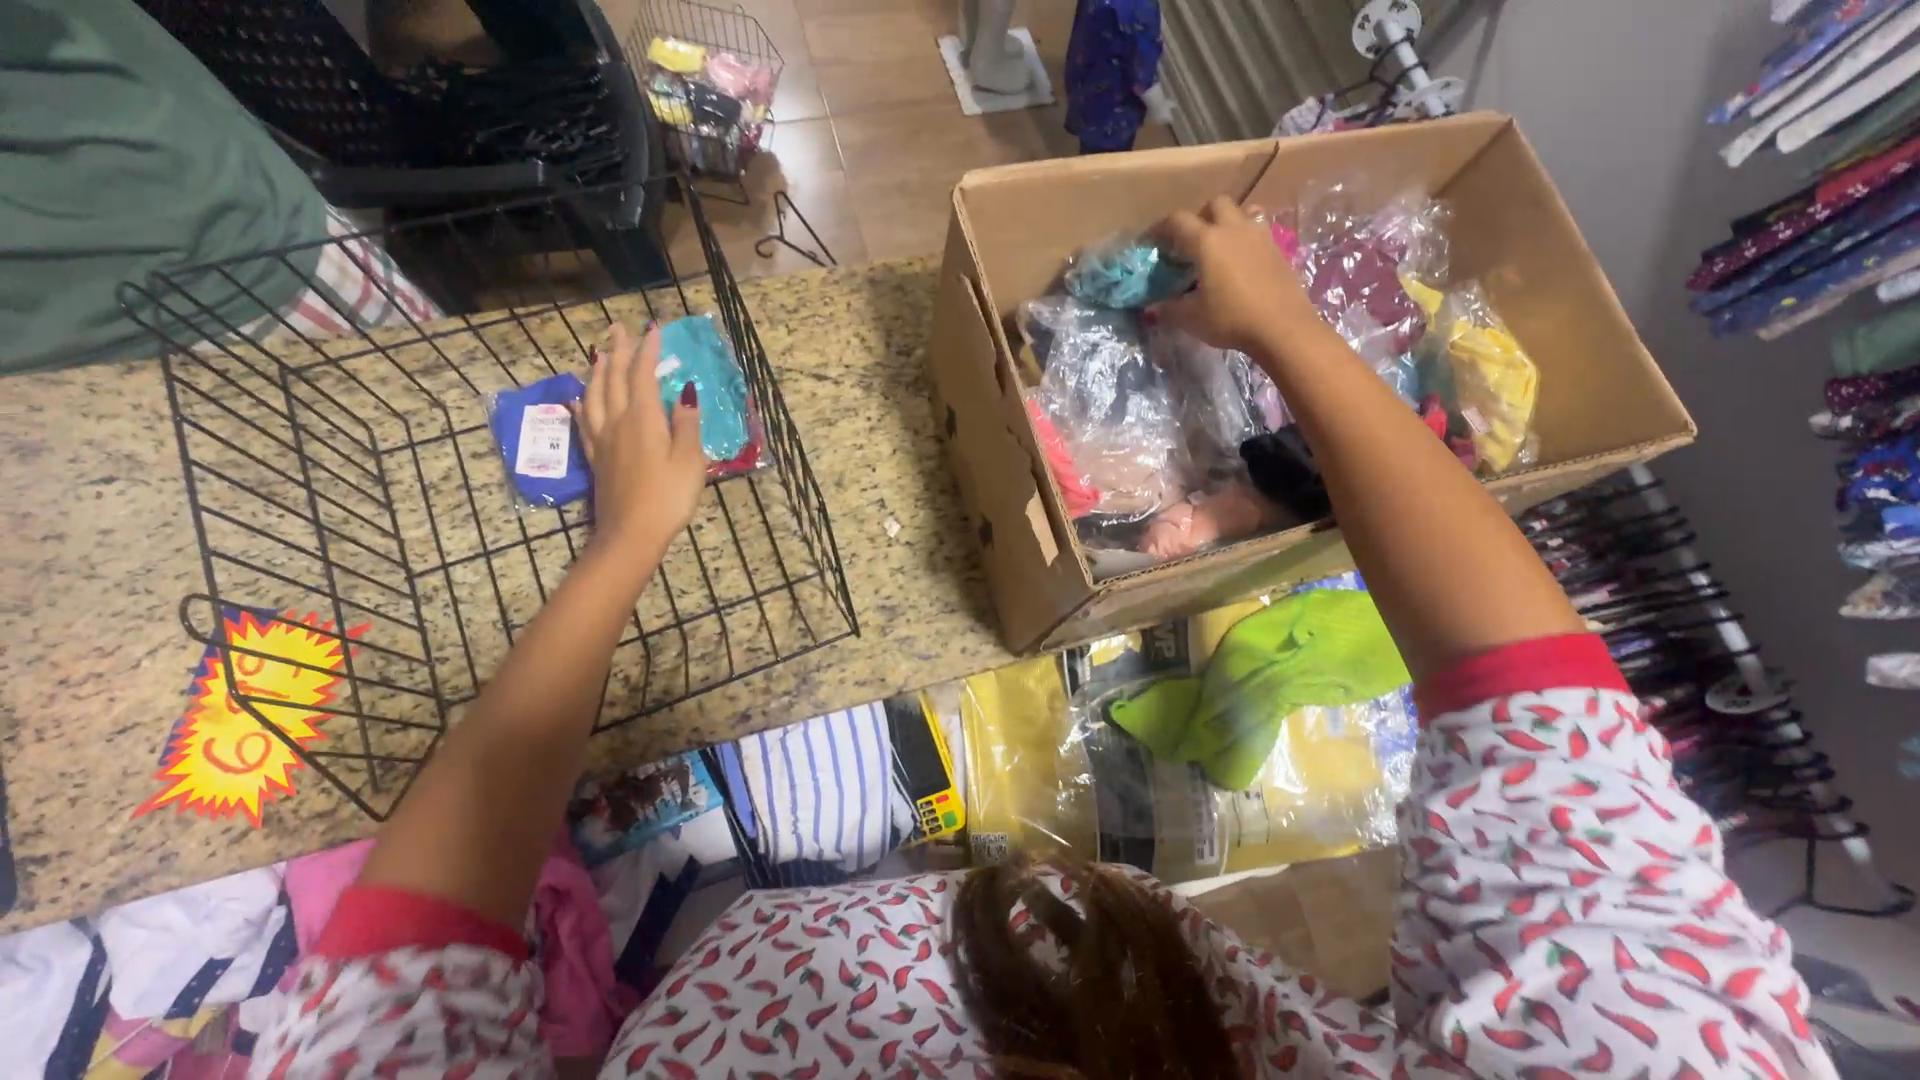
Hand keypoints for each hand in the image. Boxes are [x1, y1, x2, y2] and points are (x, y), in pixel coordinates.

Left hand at [573, 321, 707, 559]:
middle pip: (615, 378)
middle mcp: (617, 421)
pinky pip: (584, 421)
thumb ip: (687, 424)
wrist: (631, 534)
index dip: (648, 350)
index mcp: (643, 419)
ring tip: (599, 354)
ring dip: (598, 371)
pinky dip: (582, 403)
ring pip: (595, 395)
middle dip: (619, 351)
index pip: (643, 375)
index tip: (653, 328)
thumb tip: (685, 393)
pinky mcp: (596, 458)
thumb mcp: (690, 461)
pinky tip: (579, 398)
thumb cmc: (668, 497)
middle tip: (618, 328)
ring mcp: (602, 440)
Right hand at [1151, 196, 1318, 353]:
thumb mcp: (1192, 318)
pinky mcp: (1278, 250)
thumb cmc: (1231, 319)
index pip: (1177, 221)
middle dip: (1199, 217)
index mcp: (1206, 241)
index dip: (1159, 228)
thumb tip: (1150, 309)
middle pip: (1214, 204)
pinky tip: (1242, 263)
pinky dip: (1245, 240)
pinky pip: (1258, 231)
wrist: (1283, 327)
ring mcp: (1260, 236)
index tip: (1151, 242)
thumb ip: (1168, 310)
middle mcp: (1233, 229)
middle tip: (1191, 241)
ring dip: (1227, 223)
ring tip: (1220, 247)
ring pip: (1242, 212)